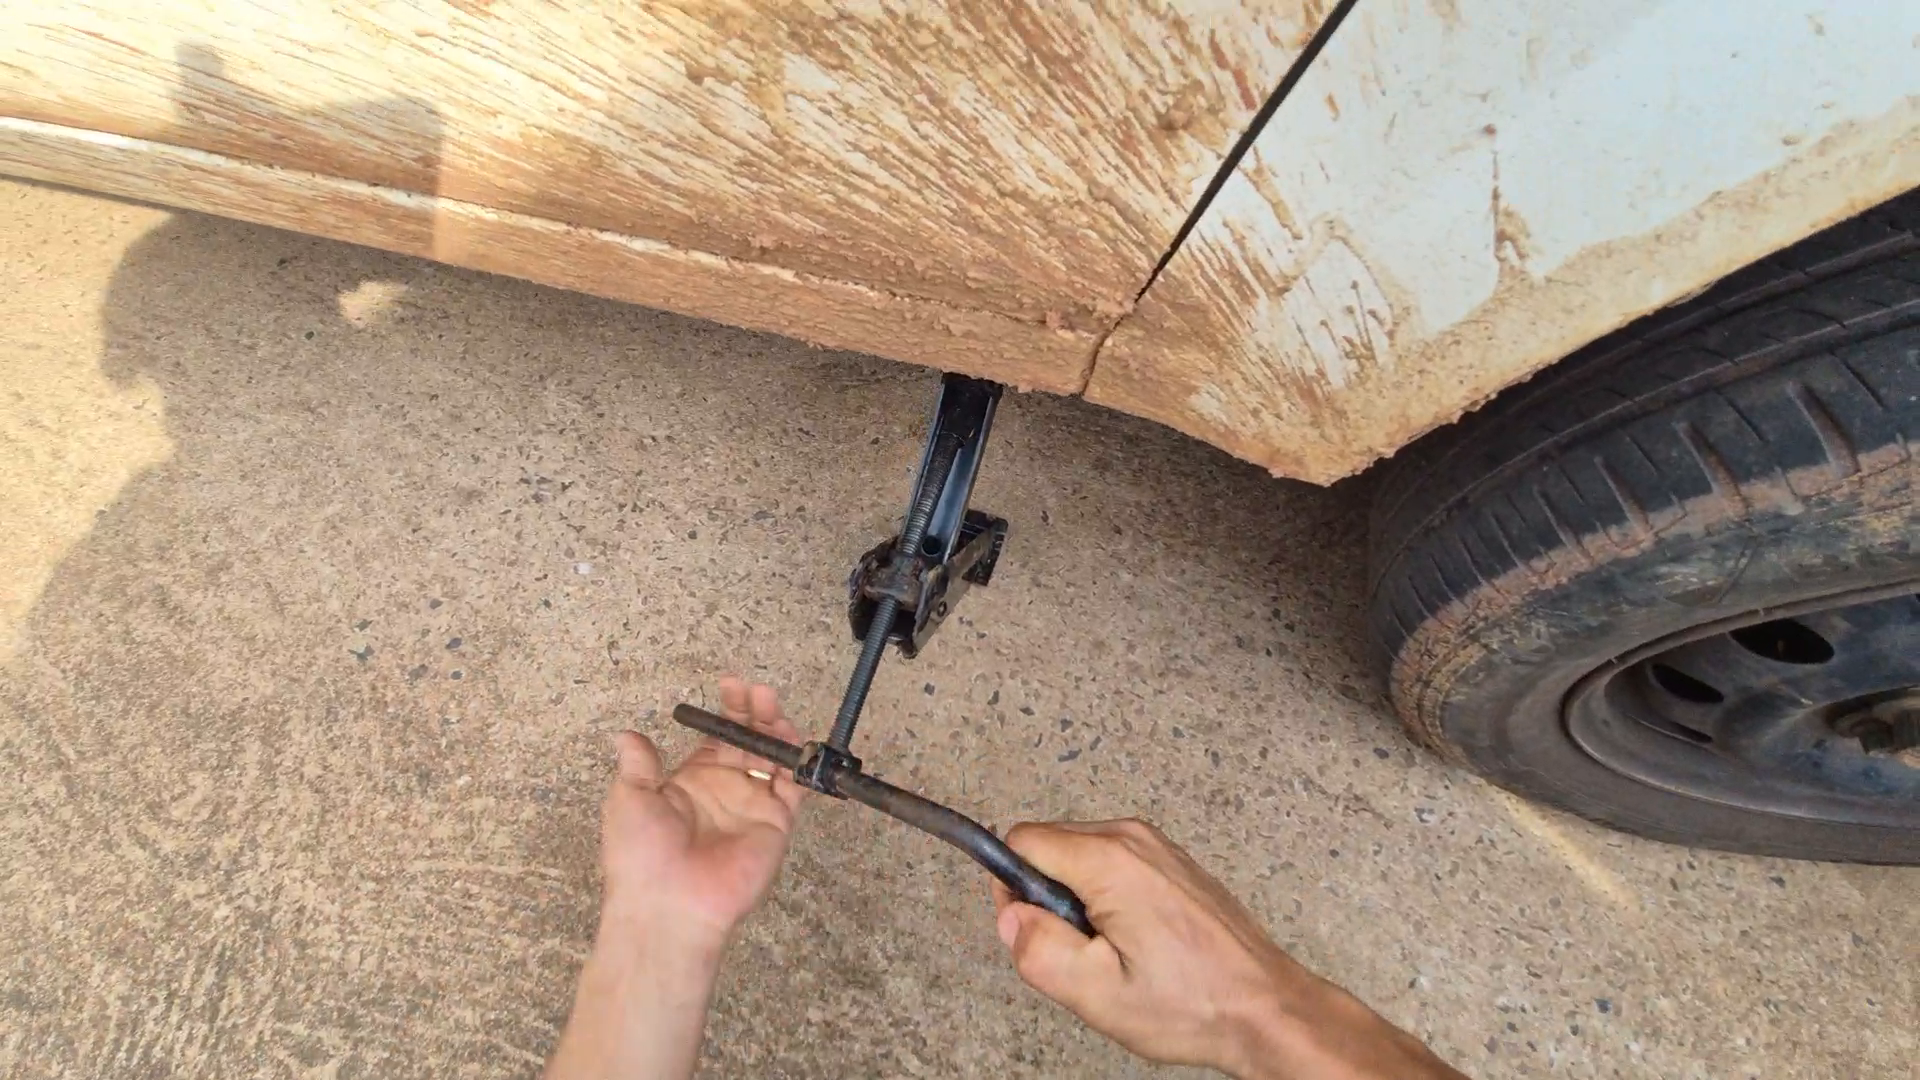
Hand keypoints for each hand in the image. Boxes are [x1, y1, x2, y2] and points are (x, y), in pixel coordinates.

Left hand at [598, 677, 804, 946]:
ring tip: (773, 708)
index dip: (729, 709)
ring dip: (778, 730)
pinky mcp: (776, 823)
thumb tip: (625, 734)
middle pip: (751, 740)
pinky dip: (800, 765)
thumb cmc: (642, 858)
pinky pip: (795, 789)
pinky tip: (795, 741)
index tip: (732, 684)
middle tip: (760, 691)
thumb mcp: (630, 801)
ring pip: (775, 757)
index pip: (720, 736)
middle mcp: (727, 788)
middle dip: (757, 712)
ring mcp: (753, 804)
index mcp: (695, 780)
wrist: (668, 907)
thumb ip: (639, 765)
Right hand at [991, 820, 1463, 1079]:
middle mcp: (1128, 835)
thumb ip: (1038, 951)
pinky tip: (1134, 935)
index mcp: (1107, 859)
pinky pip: (1108, 857)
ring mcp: (1151, 841)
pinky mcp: (1165, 854)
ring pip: (1076, 851)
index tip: (1032, 926)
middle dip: (1046, 893)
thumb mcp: (1099, 995)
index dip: (1011, 885)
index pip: (1022, 840)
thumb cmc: (1192, 1002)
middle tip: (1081, 949)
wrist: (1266, 1005)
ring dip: (1075, 894)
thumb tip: (1008, 916)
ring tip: (1112, 946)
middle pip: (1048, 844)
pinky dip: (1103, 890)